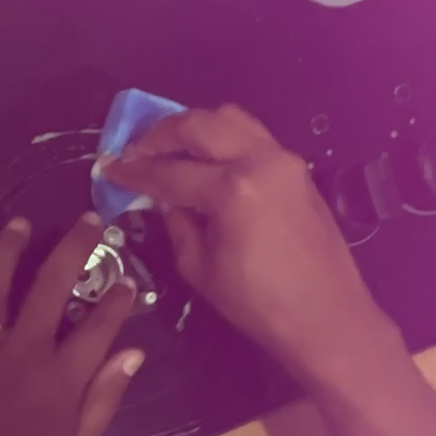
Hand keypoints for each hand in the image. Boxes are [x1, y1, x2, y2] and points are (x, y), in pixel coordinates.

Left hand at [0, 213, 143, 435]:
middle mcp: (22, 353)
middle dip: (74, 249)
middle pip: (52, 287)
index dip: (117, 301)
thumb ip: (104, 400)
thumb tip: (134, 354)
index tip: (126, 281)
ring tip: (22, 222)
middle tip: (88, 221)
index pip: (99, 328)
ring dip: (11, 248)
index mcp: (60, 380)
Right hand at [103, 104, 402, 381]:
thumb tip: (166, 200)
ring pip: (230, 118)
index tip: (109, 168)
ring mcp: (284, 160)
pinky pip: (251, 136)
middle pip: (199, 124)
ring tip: (170, 150)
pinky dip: (221, 140)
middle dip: (159, 134)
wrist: (326, 316)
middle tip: (136, 151)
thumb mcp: (199, 268)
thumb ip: (177, 224)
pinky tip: (204, 163)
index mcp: (233, 190)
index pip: (169, 171)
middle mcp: (260, 161)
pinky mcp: (296, 169)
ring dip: (193, 128)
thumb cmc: (257, 303)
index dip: (133, 171)